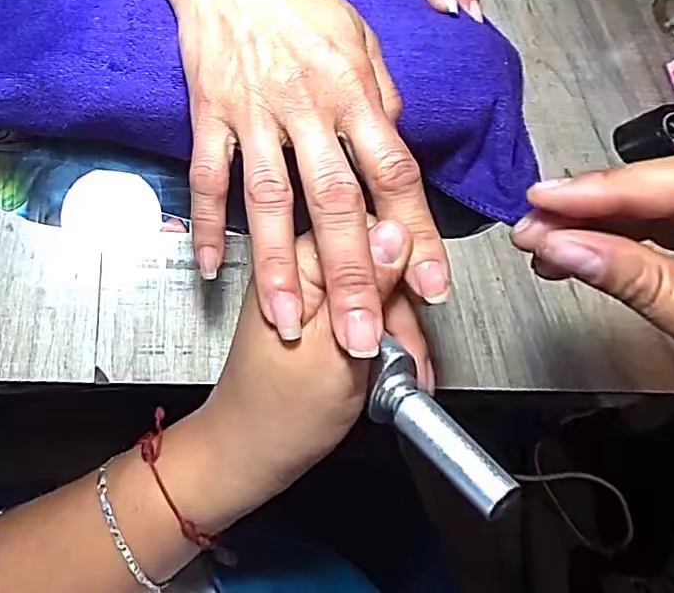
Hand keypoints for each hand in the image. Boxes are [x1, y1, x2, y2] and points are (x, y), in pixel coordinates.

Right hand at [173, 0, 450, 356]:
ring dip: (277, 264)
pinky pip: (206, 175)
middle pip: (332, 200)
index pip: (391, 170)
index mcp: (350, 89)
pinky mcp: (207, 114)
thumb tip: (395, 137)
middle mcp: (304, 108)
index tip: (430, 287)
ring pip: (266, 199)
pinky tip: (209, 264)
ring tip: (288, 322)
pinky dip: (205, 221)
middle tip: (364, 339)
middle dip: (350, 274)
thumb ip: (381, 91)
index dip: (413, 232)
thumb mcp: (358, 33)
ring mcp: (251, 114)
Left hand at [191, 232, 433, 518]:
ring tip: (405, 374)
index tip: (420, 300)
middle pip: (371, 261)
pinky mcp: (313, 311)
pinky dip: (383, 341)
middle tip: (410, 354)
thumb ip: (366, 284)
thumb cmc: (281, 406)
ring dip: (397, 333)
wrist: (253, 446)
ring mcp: (304, 287)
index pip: (364, 227)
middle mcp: (295, 263)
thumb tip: (394, 230)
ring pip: (373, 291)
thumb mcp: (336, 344)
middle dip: (402, 310)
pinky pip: (361, 311)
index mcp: (294, 257)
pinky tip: (393, 371)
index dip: (401, 263)